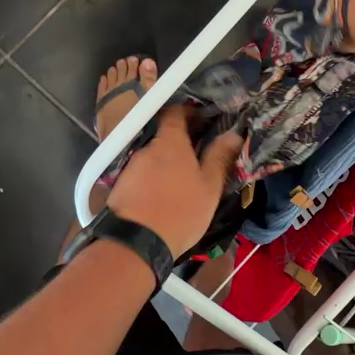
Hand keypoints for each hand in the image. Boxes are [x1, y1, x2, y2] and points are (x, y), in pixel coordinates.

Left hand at [104, 106, 241, 257]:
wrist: (136, 242)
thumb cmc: (180, 211)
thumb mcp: (209, 187)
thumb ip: (219, 157)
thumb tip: (234, 133)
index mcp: (170, 142)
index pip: (175, 112)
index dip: (189, 112)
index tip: (202, 119)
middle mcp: (147, 147)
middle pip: (164, 136)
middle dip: (179, 142)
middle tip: (197, 154)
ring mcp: (131, 166)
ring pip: (152, 157)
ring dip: (165, 163)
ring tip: (180, 179)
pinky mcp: (121, 185)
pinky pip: (141, 173)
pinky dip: (152, 178)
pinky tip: (162, 193)